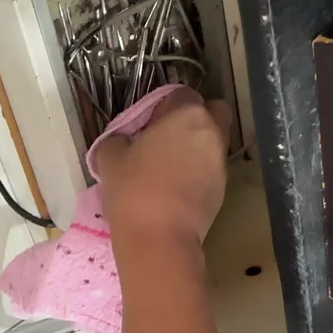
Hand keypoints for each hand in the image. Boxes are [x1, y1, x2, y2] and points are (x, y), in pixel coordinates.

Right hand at [89, 90, 232, 244]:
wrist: (159, 238)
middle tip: (163, 142)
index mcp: (185, 114)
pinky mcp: (222, 188)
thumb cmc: (133, 191)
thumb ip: (114, 143)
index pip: (178, 94)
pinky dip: (195, 175)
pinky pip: (208, 171)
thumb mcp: (109, 163)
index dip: (160, 108)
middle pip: (208, 112)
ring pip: (210, 143)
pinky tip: (172, 194)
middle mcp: (211, 131)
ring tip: (165, 173)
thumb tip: (118, 142)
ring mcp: (220, 161)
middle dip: (191, 120)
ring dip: (193, 149)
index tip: (143, 127)